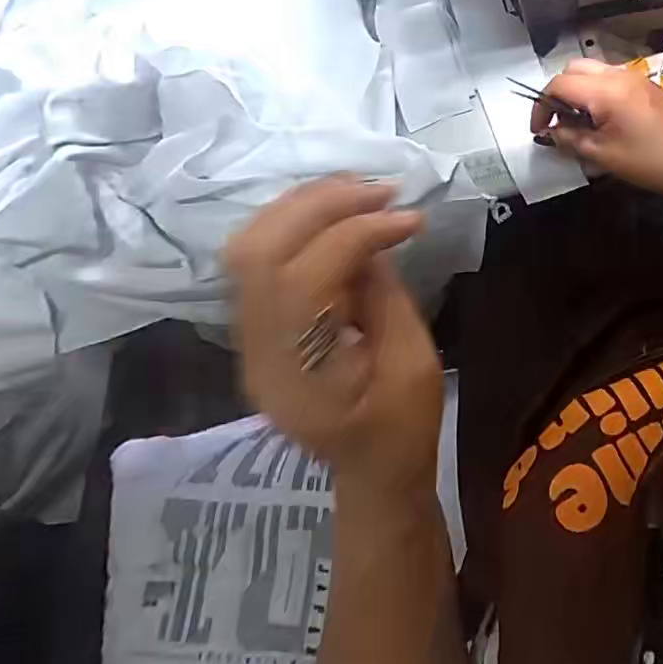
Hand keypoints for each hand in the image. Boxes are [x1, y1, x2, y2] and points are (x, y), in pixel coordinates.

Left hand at [226, 177, 444, 499]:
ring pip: (248, 246)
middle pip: (258, 251)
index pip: (304, 279)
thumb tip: (370, 238)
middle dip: (319, 205)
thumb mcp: (414, 365)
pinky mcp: (257, 325)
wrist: (371, 472)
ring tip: (358, 192)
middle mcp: (256, 350)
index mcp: (297, 374)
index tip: (408, 217)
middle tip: (378, 191)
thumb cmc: (402, 430)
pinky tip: (335, 212)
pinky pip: (260, 257)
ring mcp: (248, 337)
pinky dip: (295, 222)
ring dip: (302, 206)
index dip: (356, 234)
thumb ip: (386, 296)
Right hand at [531, 58, 662, 204]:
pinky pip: (611, 79)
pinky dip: (596, 92)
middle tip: (557, 122)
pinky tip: (603, 120)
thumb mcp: (601, 155)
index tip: (539, 129)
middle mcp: (619, 75)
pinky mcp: (647, 87)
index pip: (558, 84)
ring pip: (593, 71)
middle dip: (558, 92)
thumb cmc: (649, 161)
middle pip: (573, 69)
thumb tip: (552, 132)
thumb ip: (570, 138)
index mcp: (604, 90)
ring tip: (579, 123)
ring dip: (578, 91)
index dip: (541, 105)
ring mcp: (635, 78)